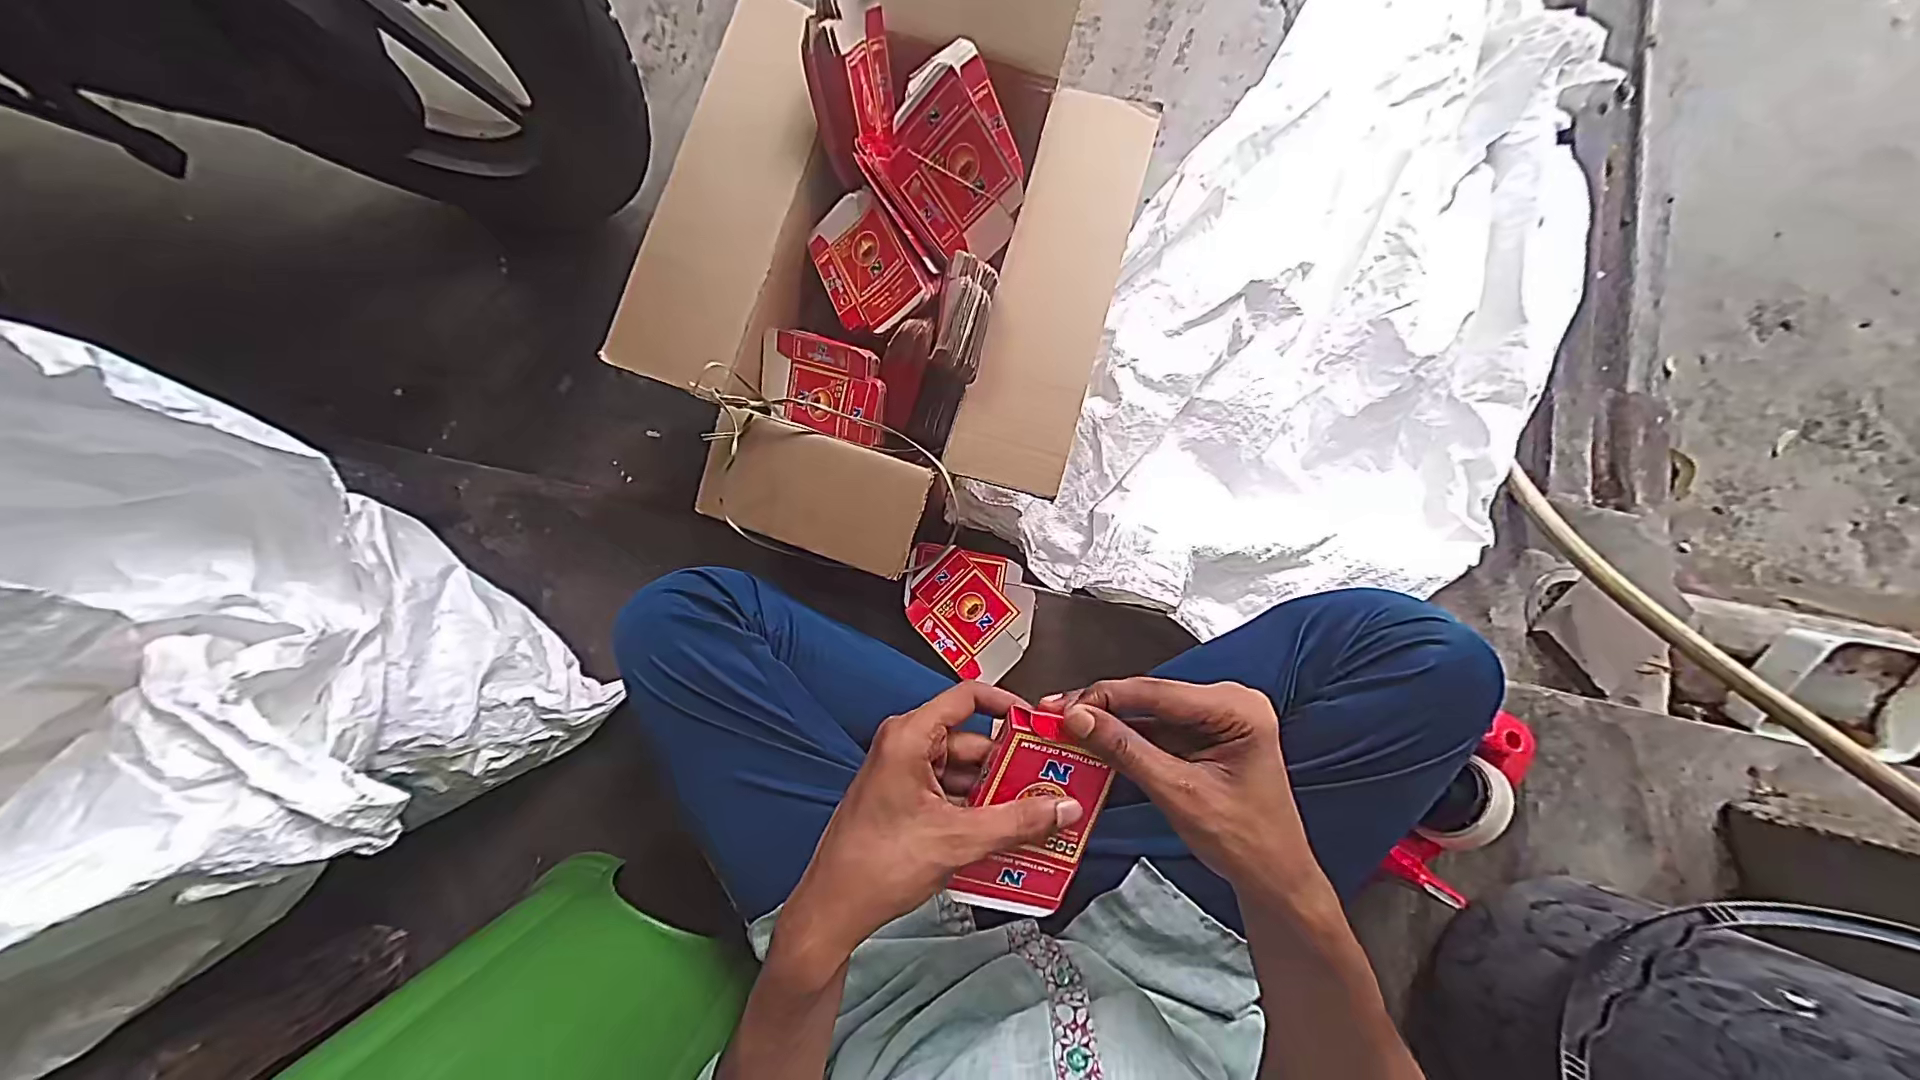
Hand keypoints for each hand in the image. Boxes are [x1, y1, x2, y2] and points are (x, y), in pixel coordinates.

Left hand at [775, 682, 1083, 974]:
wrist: (833, 909)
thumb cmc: (876, 865)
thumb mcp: (958, 840)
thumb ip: (1017, 822)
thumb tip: (1061, 808)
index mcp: (910, 736)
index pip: (967, 697)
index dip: (1007, 704)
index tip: (1037, 723)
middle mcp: (906, 745)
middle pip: (972, 740)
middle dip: (1010, 763)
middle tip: (1048, 780)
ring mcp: (905, 772)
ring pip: (964, 769)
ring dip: (997, 790)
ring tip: (1035, 809)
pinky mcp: (906, 797)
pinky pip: (952, 790)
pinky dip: (978, 805)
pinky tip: (1005, 828)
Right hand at [1048, 678, 1321, 900]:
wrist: (1272, 879)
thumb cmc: (1248, 842)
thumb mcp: (1178, 793)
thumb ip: (1126, 750)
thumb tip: (1081, 719)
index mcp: (1238, 709)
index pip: (1158, 691)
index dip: (1105, 696)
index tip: (1066, 706)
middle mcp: (1228, 703)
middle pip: (1149, 696)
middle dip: (1101, 706)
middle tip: (1058, 713)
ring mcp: (1213, 718)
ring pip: (1146, 710)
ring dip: (1107, 720)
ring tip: (1067, 724)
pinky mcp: (1199, 734)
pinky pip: (1153, 727)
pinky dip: (1122, 735)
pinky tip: (1093, 737)